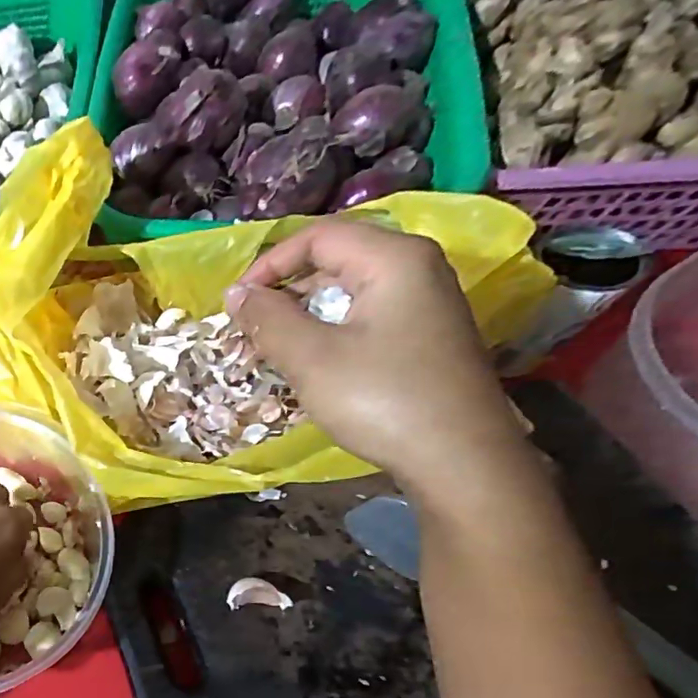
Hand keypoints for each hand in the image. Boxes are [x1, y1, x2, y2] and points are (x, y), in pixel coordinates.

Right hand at [226, 219, 528, 500]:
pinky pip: (369, 318)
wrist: (461, 460)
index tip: (236, 303)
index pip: (317, 237)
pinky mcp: (428, 337)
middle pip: (336, 261)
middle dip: (286, 292)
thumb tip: (236, 293)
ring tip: (275, 350)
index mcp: (394, 259)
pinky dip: (333, 333)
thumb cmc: (383, 400)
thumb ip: (269, 319)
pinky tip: (315, 366)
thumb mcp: (312, 359)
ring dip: (306, 316)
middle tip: (251, 331)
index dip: (269, 264)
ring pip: (351, 293)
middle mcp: (417, 269)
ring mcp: (428, 304)